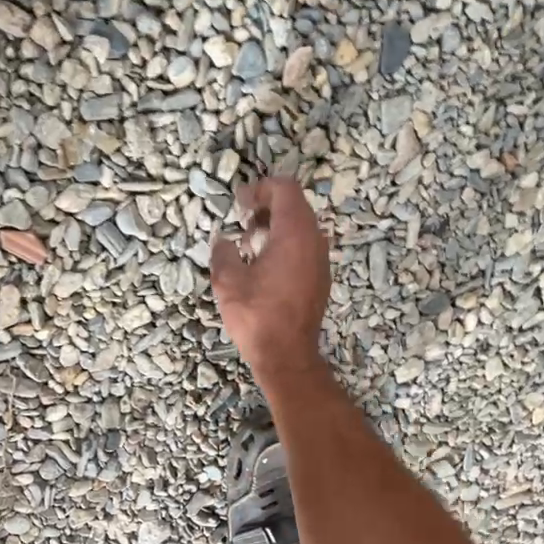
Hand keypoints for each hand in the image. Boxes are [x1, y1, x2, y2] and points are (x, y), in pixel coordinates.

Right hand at [209, 177, 332, 377]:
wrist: (287, 355)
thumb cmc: (256, 316)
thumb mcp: (227, 282)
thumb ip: (223, 253)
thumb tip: (222, 241)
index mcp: (294, 232)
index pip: (284, 189)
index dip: (260, 188)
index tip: (239, 203)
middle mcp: (314, 239)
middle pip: (294, 205)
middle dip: (266, 207)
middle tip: (241, 221)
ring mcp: (321, 259)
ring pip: (300, 227)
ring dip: (275, 227)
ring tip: (249, 245)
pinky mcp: (320, 278)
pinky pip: (304, 248)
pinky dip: (284, 245)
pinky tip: (264, 267)